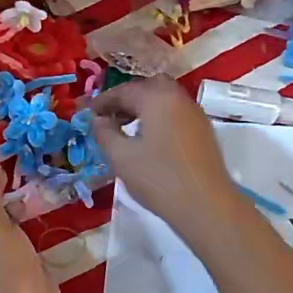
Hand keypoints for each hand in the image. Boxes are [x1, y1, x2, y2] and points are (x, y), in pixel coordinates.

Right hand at [91, 77, 247, 246]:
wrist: (205, 204)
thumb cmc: (159, 179)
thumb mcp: (122, 157)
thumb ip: (105, 133)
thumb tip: (98, 120)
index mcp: (157, 98)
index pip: (124, 90)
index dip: (102, 101)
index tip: (87, 114)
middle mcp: (179, 98)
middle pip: (149, 88)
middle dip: (127, 99)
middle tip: (110, 117)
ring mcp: (195, 114)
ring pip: (165, 100)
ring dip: (144, 108)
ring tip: (127, 130)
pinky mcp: (204, 132)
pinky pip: (176, 115)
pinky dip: (159, 119)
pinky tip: (149, 141)